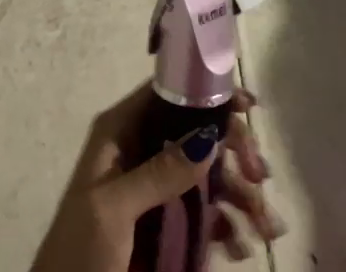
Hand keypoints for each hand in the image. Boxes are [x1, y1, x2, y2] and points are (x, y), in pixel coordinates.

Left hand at [30, 84, 284, 270]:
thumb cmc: (78, 252)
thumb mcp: (112, 209)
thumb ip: (159, 172)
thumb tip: (208, 135)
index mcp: (120, 134)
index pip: (168, 94)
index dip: (209, 93)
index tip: (249, 107)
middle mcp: (140, 152)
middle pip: (197, 134)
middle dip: (234, 152)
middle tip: (260, 176)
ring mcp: (155, 189)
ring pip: (208, 175)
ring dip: (241, 195)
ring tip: (267, 225)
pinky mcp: (165, 224)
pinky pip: (205, 213)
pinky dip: (229, 226)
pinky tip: (243, 246)